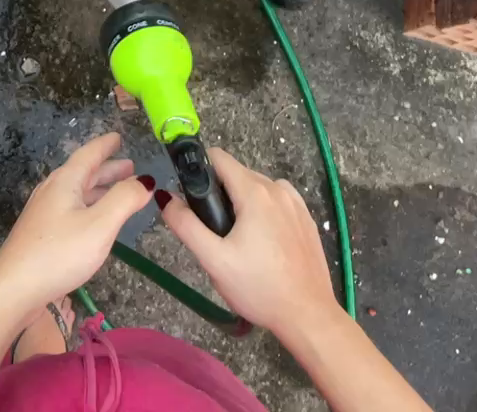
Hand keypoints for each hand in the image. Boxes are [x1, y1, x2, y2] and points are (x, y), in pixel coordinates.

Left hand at [0, 132, 151, 310]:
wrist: (15, 287)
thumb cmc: (60, 253)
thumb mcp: (100, 225)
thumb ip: (124, 200)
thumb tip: (145, 180)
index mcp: (65, 181)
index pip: (88, 154)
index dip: (105, 145)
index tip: (118, 137)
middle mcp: (53, 190)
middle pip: (83, 172)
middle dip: (107, 169)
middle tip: (130, 166)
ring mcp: (45, 211)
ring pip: (77, 191)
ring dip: (100, 187)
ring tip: (120, 190)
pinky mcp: (42, 231)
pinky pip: (72, 207)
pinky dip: (90, 204)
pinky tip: (96, 219)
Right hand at [161, 147, 338, 336]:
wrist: (310, 318)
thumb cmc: (259, 288)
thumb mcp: (213, 260)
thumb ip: (185, 225)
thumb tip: (167, 198)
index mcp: (254, 191)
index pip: (217, 157)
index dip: (199, 171)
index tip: (194, 199)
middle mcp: (277, 188)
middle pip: (236, 173)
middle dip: (219, 193)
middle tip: (216, 232)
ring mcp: (295, 203)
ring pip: (256, 186)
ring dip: (241, 202)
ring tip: (239, 241)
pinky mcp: (307, 219)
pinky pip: (275, 200)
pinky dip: (263, 210)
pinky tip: (263, 242)